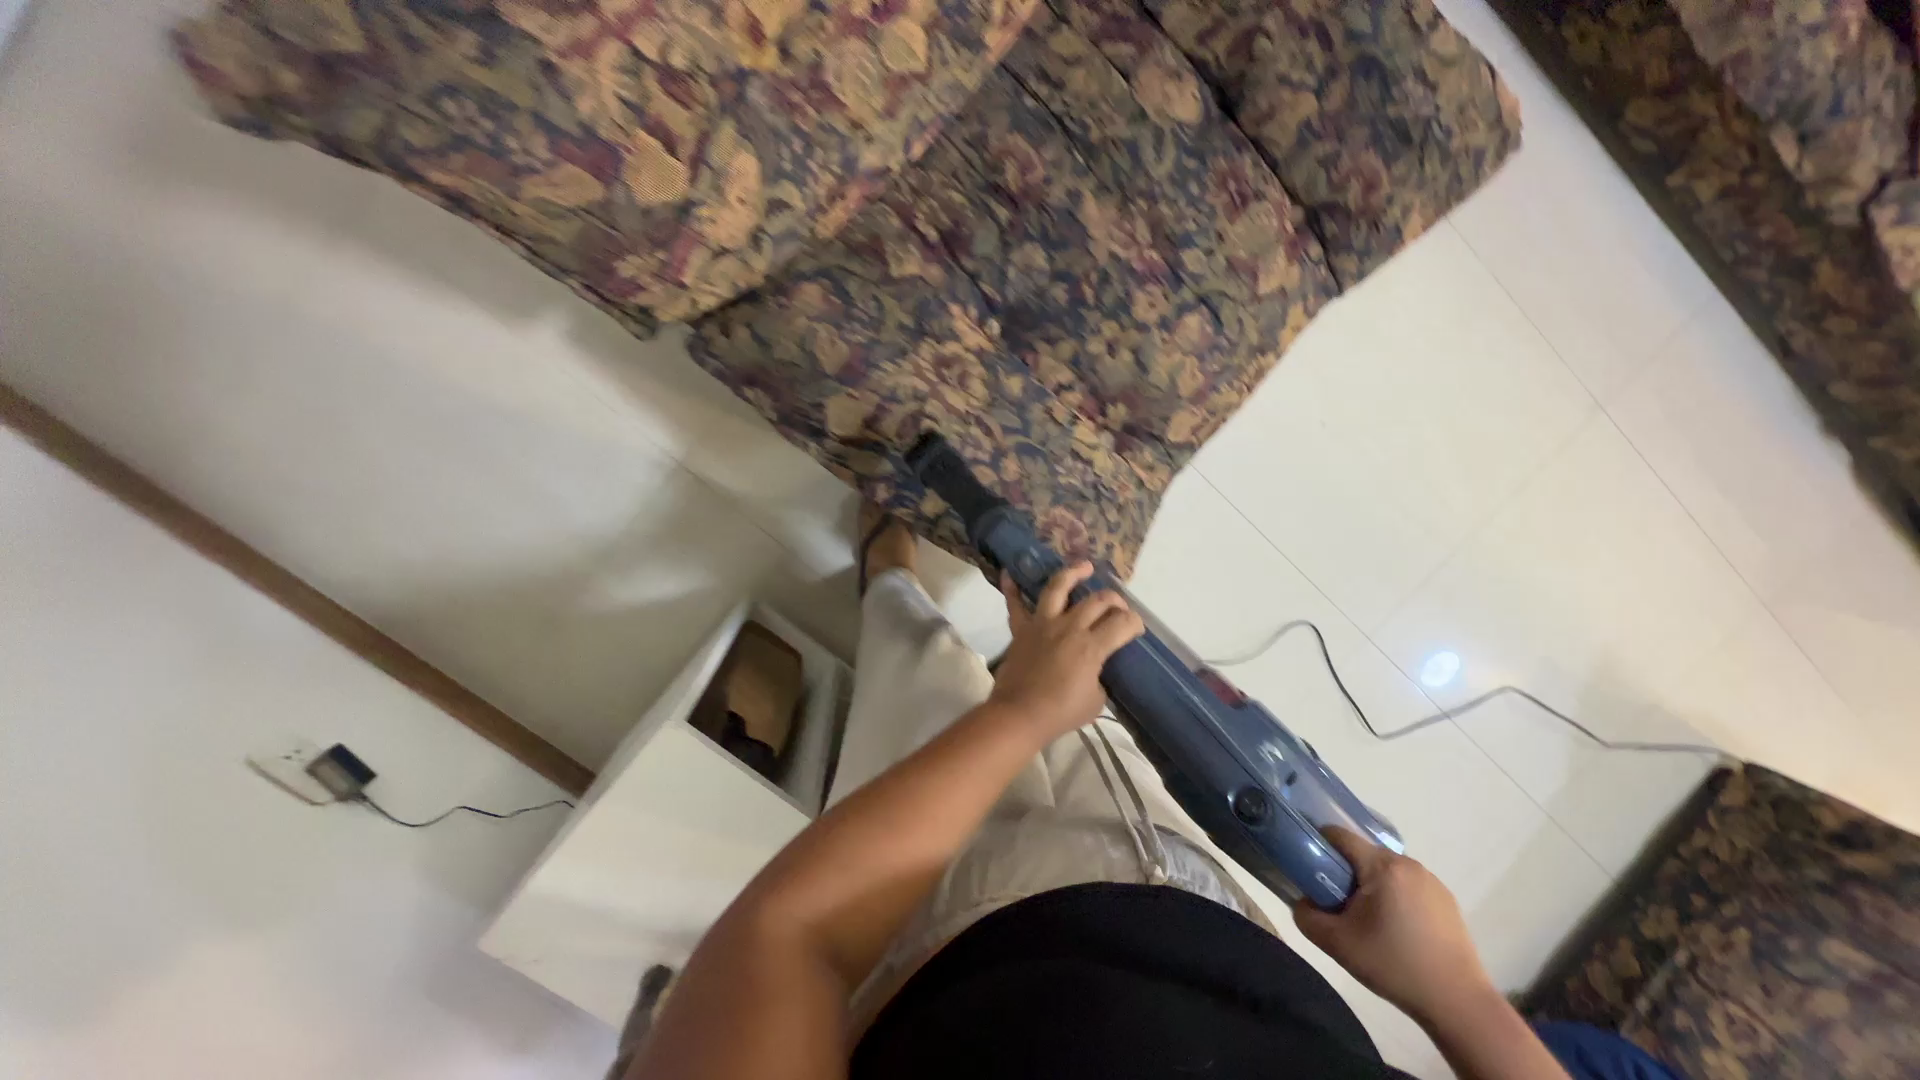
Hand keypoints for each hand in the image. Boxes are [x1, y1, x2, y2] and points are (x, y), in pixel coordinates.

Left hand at [989, 563, 1143, 739]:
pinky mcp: (1021, 630)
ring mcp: (1042, 624)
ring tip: (1085, 567)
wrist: (1019, 715)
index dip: (1135, 623)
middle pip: (1098, 601)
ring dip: (1073, 573)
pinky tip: (1010, 573)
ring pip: (1058, 588)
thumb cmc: (1060, 713)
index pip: (1123, 623)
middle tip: (1118, 608)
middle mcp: (1069, 627)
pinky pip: (1015, 605)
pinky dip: (1012, 589)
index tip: (1135, 629)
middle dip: (1114, 600)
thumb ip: (1098, 677)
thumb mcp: (1095, 700)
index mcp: (1091, 646)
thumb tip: (1092, 669)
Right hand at [1292, 826, 1499, 1026]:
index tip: (1308, 870)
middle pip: (1362, 854)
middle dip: (1344, 873)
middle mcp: (1409, 864)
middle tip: (1337, 906)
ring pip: (1385, 871)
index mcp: (1383, 867)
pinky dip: (1393, 898)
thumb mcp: (1336, 943)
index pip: (1339, 835)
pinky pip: (1407, 886)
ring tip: (1368, 923)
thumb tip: (1304, 900)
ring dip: (1369, 886)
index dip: (1317, 845)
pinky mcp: (1446, 899)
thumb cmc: (1393, 966)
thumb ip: (1306, 914)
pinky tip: (1396, 931)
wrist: (1457, 1002)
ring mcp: (1431, 881)